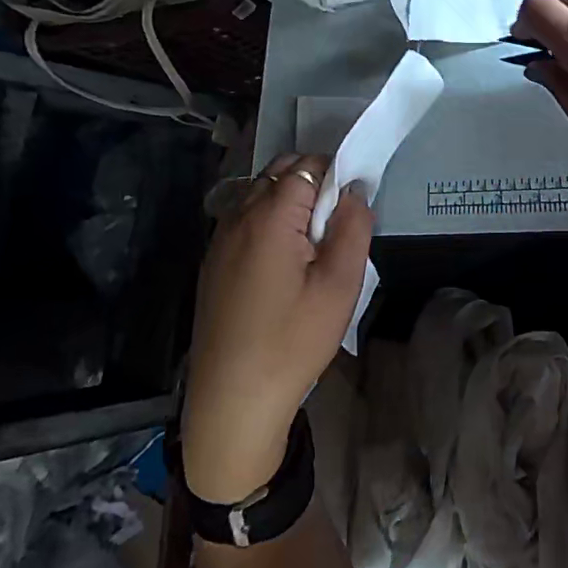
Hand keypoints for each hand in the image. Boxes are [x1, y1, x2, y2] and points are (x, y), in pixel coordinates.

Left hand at [181, 154, 372, 502]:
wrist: (234, 400)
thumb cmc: (294, 341)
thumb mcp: (341, 284)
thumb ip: (353, 227)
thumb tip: (353, 191)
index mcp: (268, 218)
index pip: (307, 167)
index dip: (336, 175)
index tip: (354, 207)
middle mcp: (236, 218)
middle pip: (279, 173)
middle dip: (314, 183)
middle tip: (339, 225)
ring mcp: (219, 241)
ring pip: (260, 194)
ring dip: (292, 201)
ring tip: (316, 243)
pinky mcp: (214, 263)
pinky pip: (245, 219)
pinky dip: (271, 220)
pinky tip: (288, 260)